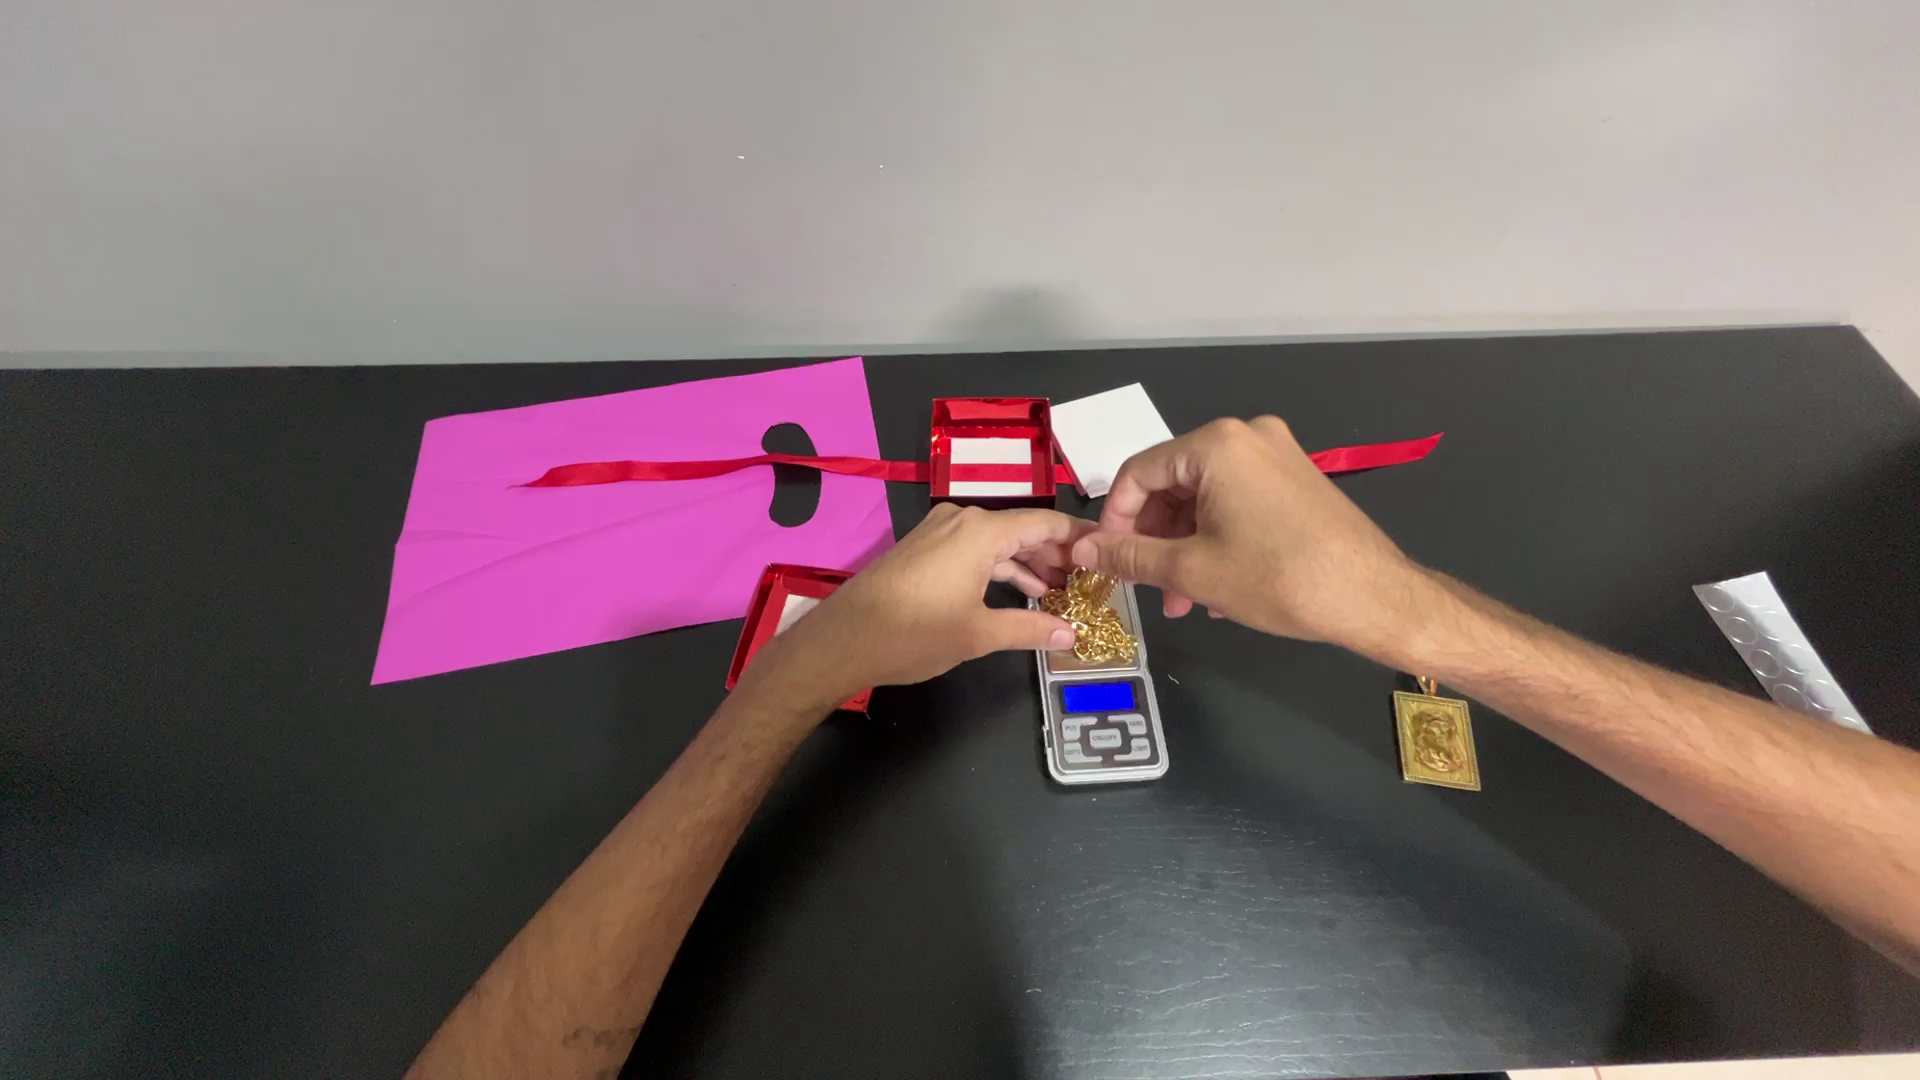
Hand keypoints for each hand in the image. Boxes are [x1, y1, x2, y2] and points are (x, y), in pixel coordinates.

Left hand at [741, 504, 1092, 707]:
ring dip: (1027, 564)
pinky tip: (1017, 591)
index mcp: (982, 531)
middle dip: (1055, 554)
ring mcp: (939, 531)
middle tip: (1087, 580)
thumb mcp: (979, 633)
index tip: (1105, 551)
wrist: (844, 639)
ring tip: (1058, 591)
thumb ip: (1029, 628)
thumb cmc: (915, 633)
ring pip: (997, 541)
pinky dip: (998, 567)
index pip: (1045, 523)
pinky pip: (973, 549)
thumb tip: (1071, 634)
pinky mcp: (923, 547)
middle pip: (1022, 529)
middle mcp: (962, 520)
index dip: (1078, 536)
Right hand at [1069, 417, 1433, 660]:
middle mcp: (1245, 436)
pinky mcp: (1295, 479)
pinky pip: (1234, 503)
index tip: (1109, 560)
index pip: (1137, 473)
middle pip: (1171, 485)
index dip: (1114, 520)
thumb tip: (1080, 551)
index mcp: (1216, 444)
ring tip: (1182, 600)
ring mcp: (1275, 455)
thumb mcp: (1190, 570)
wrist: (1376, 599)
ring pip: (1202, 499)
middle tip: (1147, 587)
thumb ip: (1128, 555)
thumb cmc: (1277, 578)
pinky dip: (1215, 539)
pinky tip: (1216, 586)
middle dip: (1153, 540)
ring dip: (1183, 547)